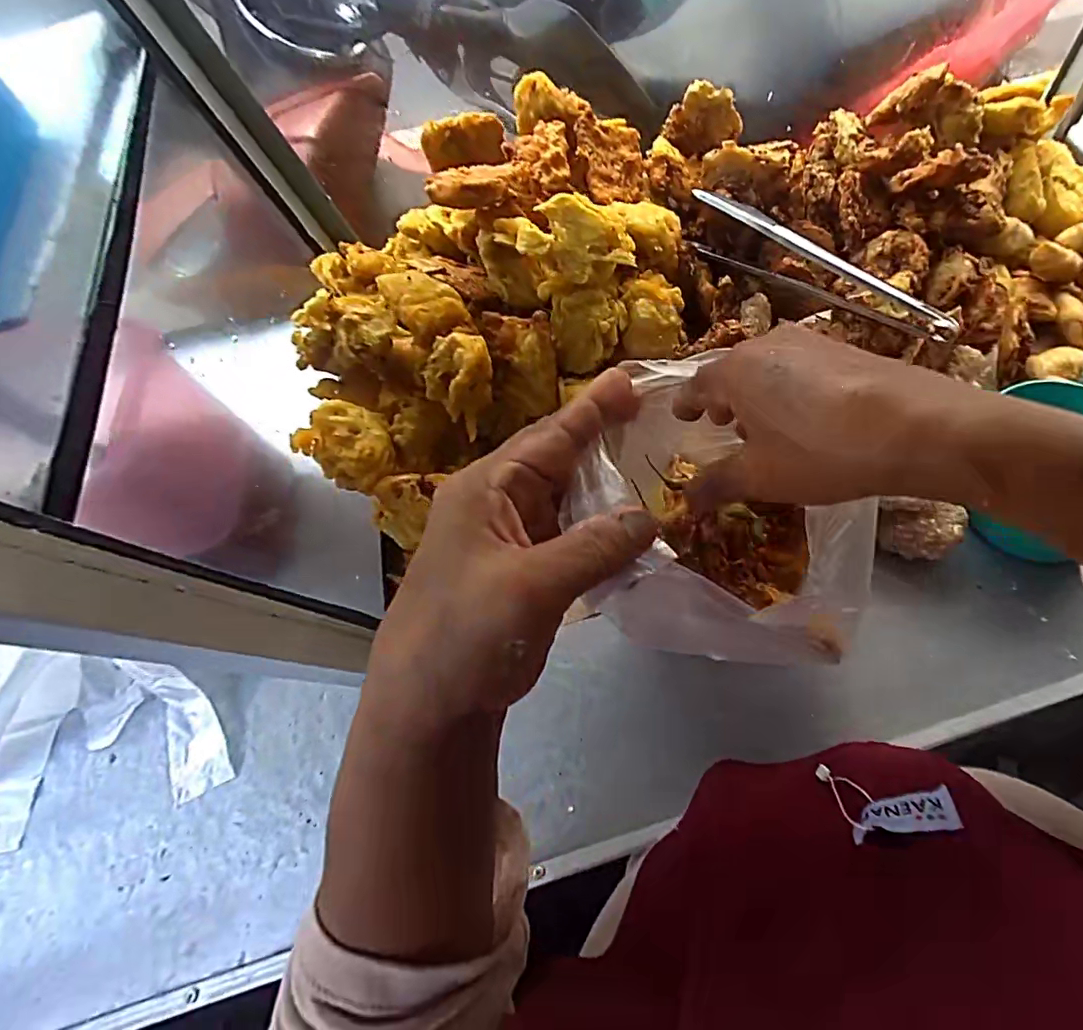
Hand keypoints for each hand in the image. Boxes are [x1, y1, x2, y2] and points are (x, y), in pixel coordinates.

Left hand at [366, 370, 657, 728]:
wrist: (429, 704)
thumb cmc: (464, 635)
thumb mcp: (530, 587)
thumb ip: (593, 547)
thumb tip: (650, 517)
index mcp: (487, 489)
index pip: (548, 437)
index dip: (591, 409)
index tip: (629, 380)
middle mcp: (498, 505)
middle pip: (559, 462)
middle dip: (604, 440)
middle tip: (653, 415)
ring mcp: (512, 540)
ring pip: (569, 502)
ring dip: (608, 489)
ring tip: (654, 464)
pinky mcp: (526, 573)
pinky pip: (572, 539)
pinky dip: (603, 533)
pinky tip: (635, 531)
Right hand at [670, 324, 993, 508]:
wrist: (918, 427)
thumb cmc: (821, 451)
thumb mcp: (761, 477)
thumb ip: (717, 484)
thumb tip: (687, 500)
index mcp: (736, 370)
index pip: (698, 384)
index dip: (687, 403)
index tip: (683, 416)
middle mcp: (768, 345)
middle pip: (733, 372)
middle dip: (724, 399)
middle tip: (723, 425)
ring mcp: (811, 342)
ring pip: (768, 368)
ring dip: (758, 395)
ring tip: (765, 427)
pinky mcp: (846, 349)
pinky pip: (800, 368)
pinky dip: (790, 391)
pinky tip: (807, 419)